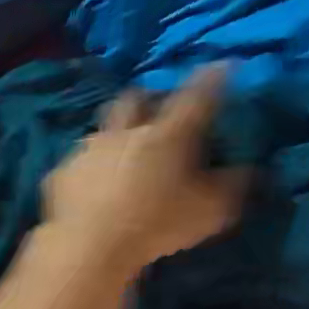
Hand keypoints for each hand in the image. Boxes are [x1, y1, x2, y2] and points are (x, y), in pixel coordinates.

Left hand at [42, 65, 247, 273]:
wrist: (89, 242)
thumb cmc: (157, 225)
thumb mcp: (211, 211)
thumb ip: (232, 185)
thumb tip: (246, 168)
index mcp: (165, 135)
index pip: (195, 98)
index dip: (211, 80)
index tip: (221, 65)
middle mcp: (123, 132)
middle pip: (134, 99)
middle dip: (150, 98)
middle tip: (161, 109)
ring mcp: (87, 148)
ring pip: (103, 130)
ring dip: (117, 136)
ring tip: (126, 156)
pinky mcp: (62, 170)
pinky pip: (81, 161)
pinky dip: (94, 167)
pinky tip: (97, 186)